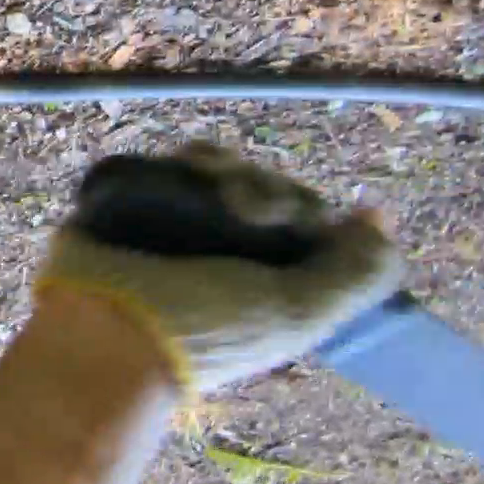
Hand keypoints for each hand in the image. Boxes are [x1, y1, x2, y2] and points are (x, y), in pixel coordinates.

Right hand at [39, 145, 403, 392]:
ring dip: (218, 162)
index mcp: (264, 277)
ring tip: (203, 171)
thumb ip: (354, 271)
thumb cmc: (205, 325)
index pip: (298, 223)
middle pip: (255, 189)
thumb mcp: (297, 311)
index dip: (303, 206)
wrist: (107, 320)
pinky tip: (179, 161)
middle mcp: (221, 248)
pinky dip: (172, 158)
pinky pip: (156, 165)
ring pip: (208, 172)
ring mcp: (170, 223)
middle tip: (242, 202)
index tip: (295, 215)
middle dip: (260, 182)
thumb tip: (375, 215)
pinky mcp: (124, 202)